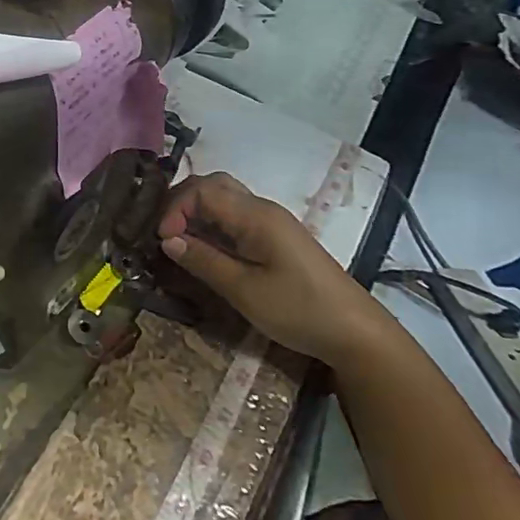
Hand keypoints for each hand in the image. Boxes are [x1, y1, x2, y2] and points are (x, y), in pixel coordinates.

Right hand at [158, 173, 396, 368]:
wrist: (357, 333)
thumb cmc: (300, 310)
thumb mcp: (245, 291)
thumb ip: (204, 261)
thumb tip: (167, 241)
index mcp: (256, 216)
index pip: (202, 190)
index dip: (175, 209)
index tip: (163, 240)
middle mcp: (262, 209)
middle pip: (213, 185)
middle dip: (181, 202)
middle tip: (163, 232)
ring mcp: (271, 222)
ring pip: (224, 198)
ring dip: (195, 211)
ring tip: (178, 239)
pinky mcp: (275, 237)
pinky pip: (235, 216)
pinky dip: (211, 223)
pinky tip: (204, 246)